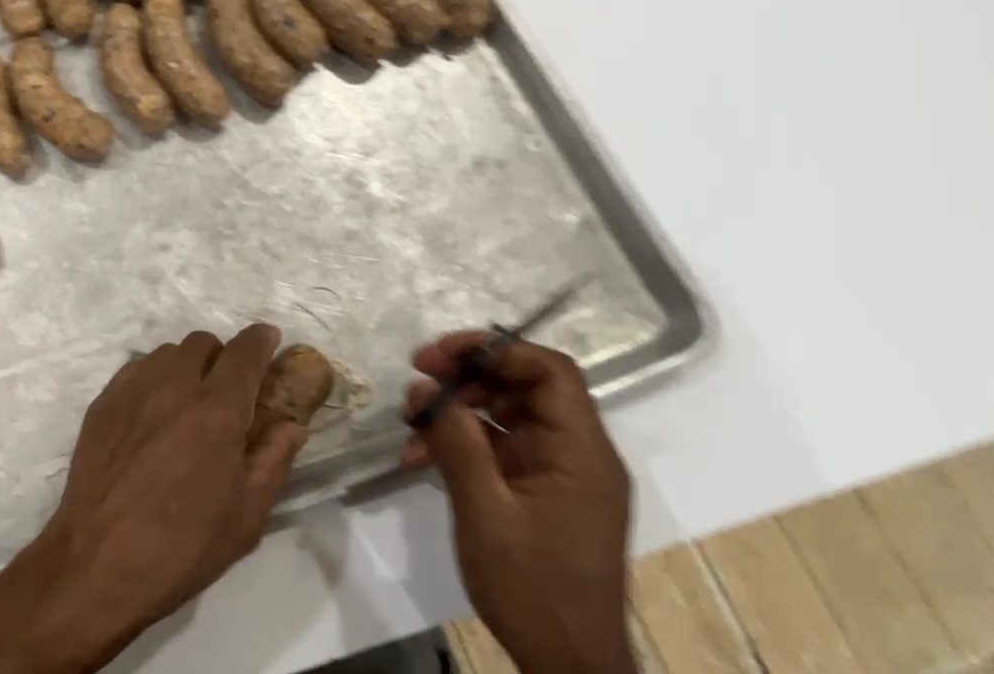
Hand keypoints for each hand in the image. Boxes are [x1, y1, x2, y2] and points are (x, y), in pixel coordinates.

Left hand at [47, 326, 308, 652]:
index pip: (245, 353)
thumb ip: (273, 459)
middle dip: (222, 357)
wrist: (99, 561)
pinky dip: (152, 379)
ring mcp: (131, 391)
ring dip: (185, 367)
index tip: (269, 339)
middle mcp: (173, 387)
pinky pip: (134, 370)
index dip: (261, 340)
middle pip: (202, 344)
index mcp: (217, 411)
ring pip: (166, 354)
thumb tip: (292, 425)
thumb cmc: (184, 546)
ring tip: (188, 403)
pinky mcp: (101, 403)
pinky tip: (153, 415)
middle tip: (227, 391)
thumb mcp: (246, 515)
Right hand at [402, 333, 635, 673]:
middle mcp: (577, 455)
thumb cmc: (532, 587)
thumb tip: (428, 387)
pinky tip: (419, 458)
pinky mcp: (540, 495)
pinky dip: (462, 445)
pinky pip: (500, 450)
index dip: (497, 350)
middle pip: (525, 388)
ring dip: (458, 410)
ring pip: (507, 417)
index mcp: (582, 453)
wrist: (566, 663)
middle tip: (417, 374)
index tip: (442, 355)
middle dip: (468, 376)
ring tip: (410, 418)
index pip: (550, 372)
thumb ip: (457, 443)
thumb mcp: (485, 511)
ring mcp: (559, 476)